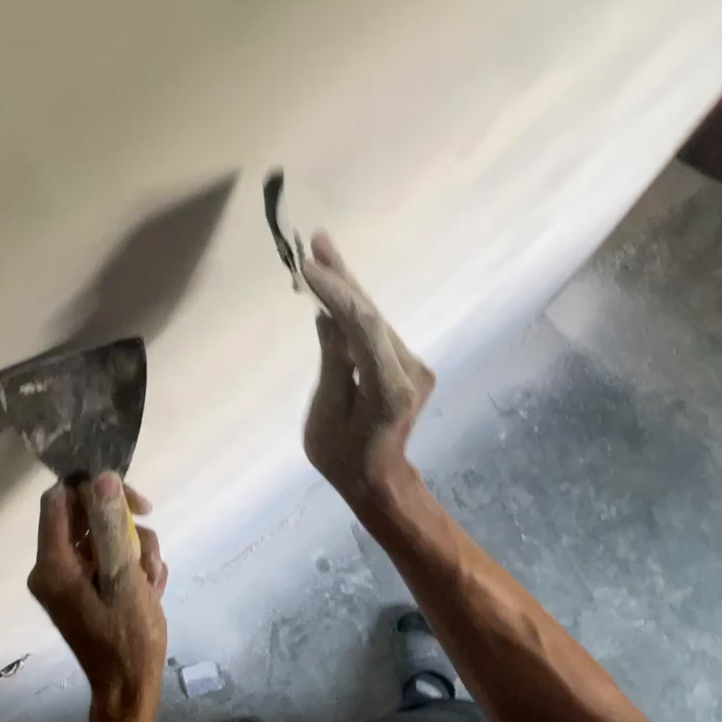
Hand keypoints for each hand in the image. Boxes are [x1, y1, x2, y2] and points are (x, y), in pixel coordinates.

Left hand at [27, 473, 168, 719]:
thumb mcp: (123, 575)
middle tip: (150, 542)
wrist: (129, 688)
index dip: (92, 489)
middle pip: (85, 517)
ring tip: (152, 578)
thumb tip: (101, 478)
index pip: (58, 500)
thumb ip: (110, 524)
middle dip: (125, 526)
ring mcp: (70, 579)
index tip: (130, 500)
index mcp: (52, 564)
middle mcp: (53, 567)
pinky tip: (150, 588)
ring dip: (136, 549)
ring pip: (104, 536)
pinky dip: (132, 566)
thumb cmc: (127, 636)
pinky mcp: (85, 589)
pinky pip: (108, 558)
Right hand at [301, 231, 435, 495]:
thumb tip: (329, 317)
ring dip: (347, 288)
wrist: (379, 480)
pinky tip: (333, 288)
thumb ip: (333, 363)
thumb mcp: (325, 416)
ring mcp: (413, 366)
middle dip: (342, 277)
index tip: (308, 266)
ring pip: (374, 318)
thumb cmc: (343, 458)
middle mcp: (410, 370)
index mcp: (390, 387)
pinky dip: (352, 310)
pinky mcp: (408, 365)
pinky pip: (375, 331)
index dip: (337, 291)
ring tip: (319, 253)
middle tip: (317, 241)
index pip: (363, 325)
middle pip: (372, 313)